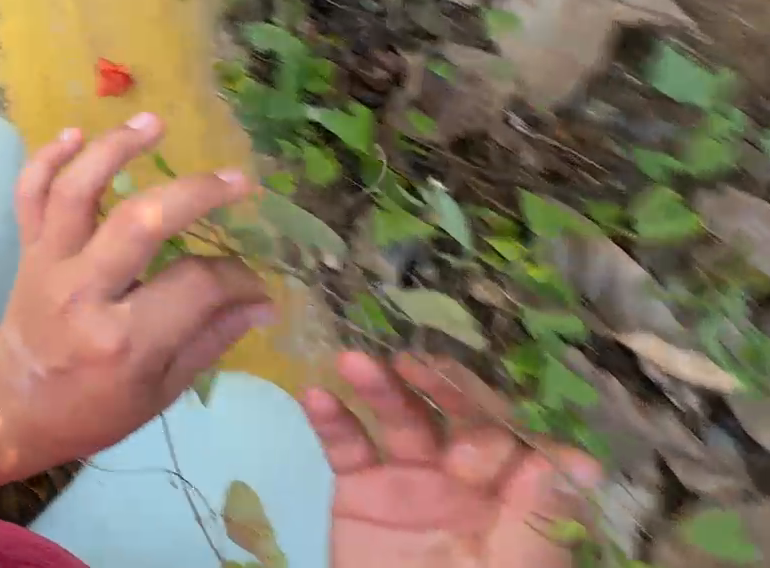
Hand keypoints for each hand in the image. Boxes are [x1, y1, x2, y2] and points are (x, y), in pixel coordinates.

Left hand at [0, 114, 274, 473]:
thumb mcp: (163, 390)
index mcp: (124, 339)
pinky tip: (74, 134)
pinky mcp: (25, 247)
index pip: (195, 284)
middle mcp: (82, 291)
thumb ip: (211, 338)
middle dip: (193, 193)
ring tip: (152, 120)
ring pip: (75, 192)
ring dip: (113, 149)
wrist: (13, 400)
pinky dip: (47, 159)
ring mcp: (47, 262)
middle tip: (236, 178)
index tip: (253, 276)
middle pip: (138, 223)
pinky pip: (29, 194)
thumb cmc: (94, 406)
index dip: (236, 274)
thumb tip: (262, 297)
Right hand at [305, 352, 603, 567]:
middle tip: (416, 365)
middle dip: (441, 389)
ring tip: (353, 363)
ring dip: (378, 388)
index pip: (521, 447)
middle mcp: (467, 482)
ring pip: (399, 419)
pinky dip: (331, 419)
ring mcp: (409, 479)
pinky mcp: (359, 484)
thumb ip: (536, 524)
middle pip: (457, 420)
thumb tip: (571, 464)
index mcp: (518, 506)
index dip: (510, 425)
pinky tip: (316, 396)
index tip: (501, 419)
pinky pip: (346, 444)